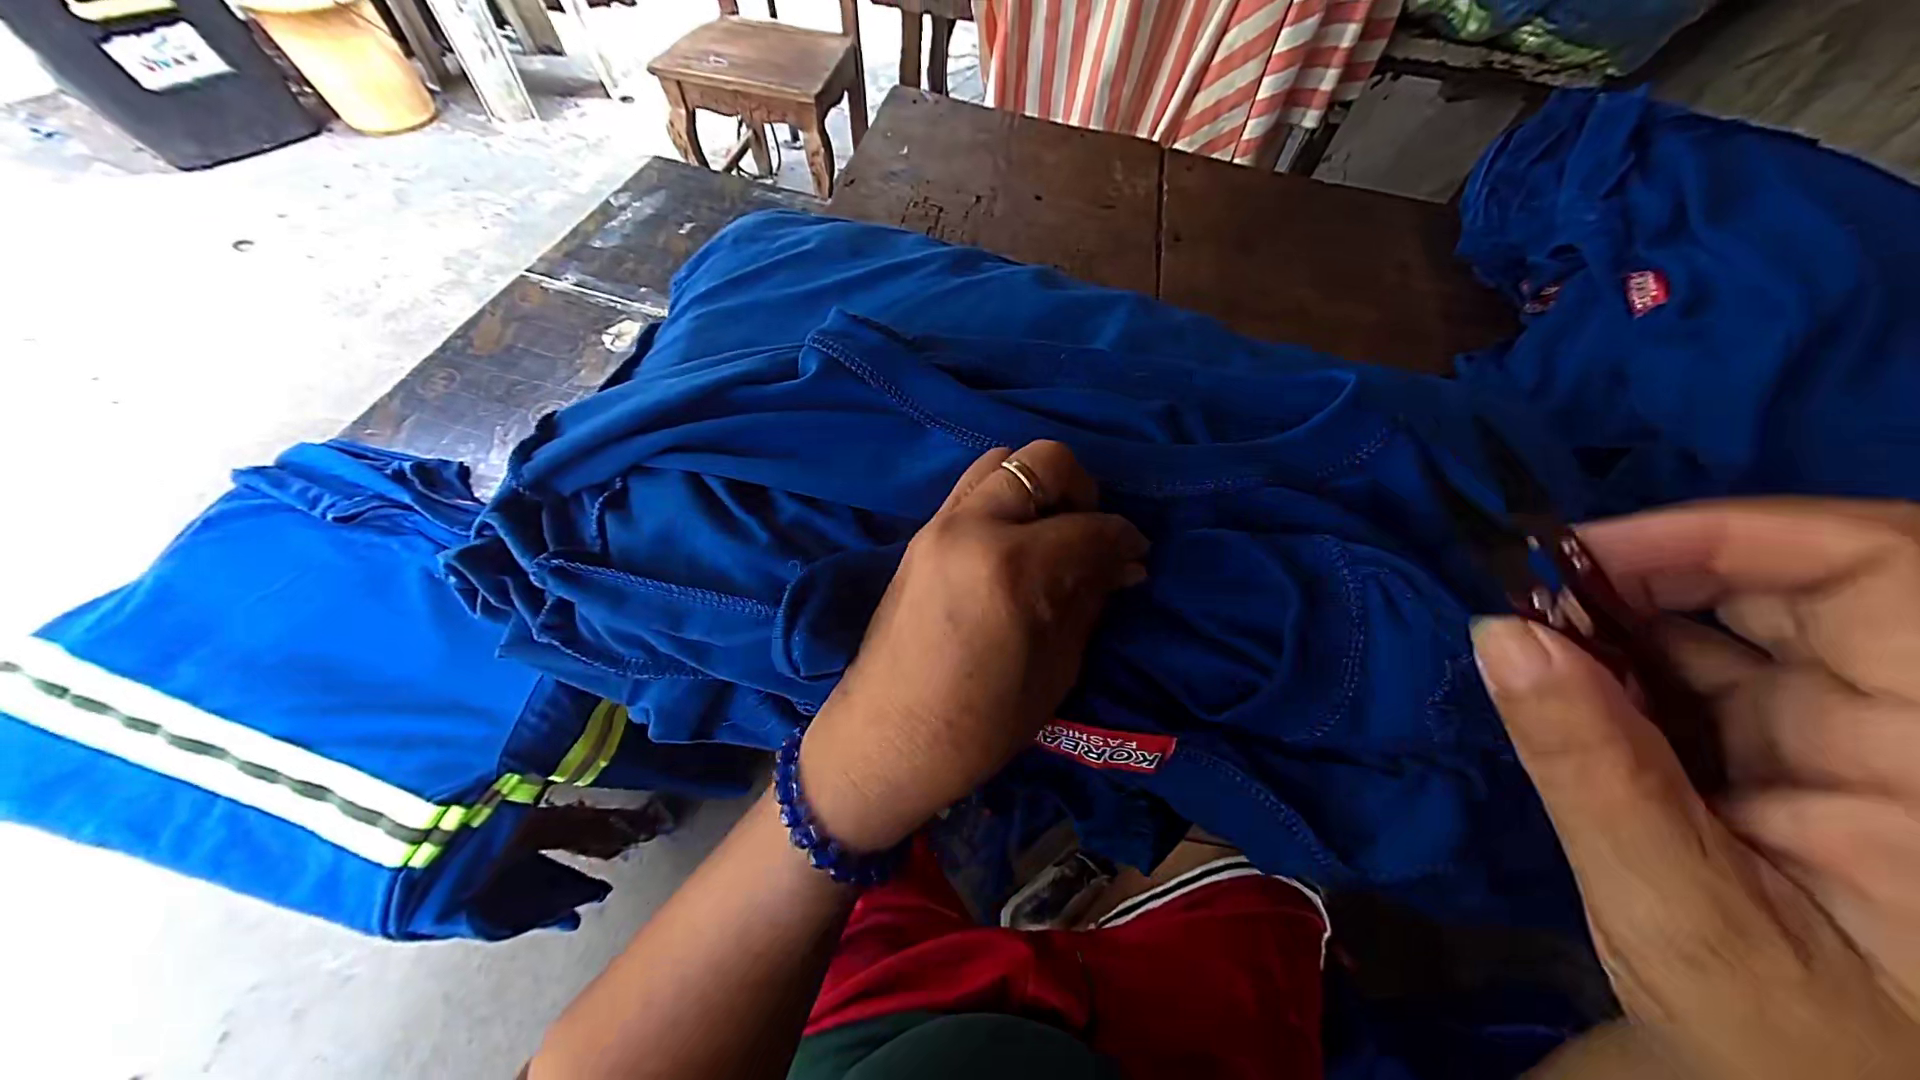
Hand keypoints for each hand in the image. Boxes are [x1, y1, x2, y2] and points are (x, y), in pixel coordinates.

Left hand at [798, 441, 1148, 852]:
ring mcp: (937, 525)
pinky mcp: (919, 537)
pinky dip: (1004, 501)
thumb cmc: (980, 725)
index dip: (1123, 538)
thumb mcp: (1055, 667)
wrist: (887, 740)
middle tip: (1091, 535)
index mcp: (1012, 565)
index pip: (1089, 526)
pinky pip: (972, 492)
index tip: (1136, 555)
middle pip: (1041, 461)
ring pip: (999, 463)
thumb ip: (1089, 599)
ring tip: (1053, 534)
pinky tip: (1018, 544)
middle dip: (1081, 489)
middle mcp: (971, 526)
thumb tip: (1122, 564)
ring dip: (1037, 487)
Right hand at [1473, 498, 1919, 1077]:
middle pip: (1804, 583)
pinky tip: (1557, 682)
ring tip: (1527, 642)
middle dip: (1652, 569)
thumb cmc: (1779, 1043)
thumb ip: (1591, 768)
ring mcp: (1854, 735)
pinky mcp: (1789, 748)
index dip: (1730, 533)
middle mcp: (1918, 729)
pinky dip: (1612, 661)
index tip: (1577, 553)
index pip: (1886, 577)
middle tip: (1530, 596)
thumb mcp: (1676, 912)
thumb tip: (1500, 633)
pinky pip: (1696, 669)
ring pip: (1736, 621)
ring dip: (1617, 618)